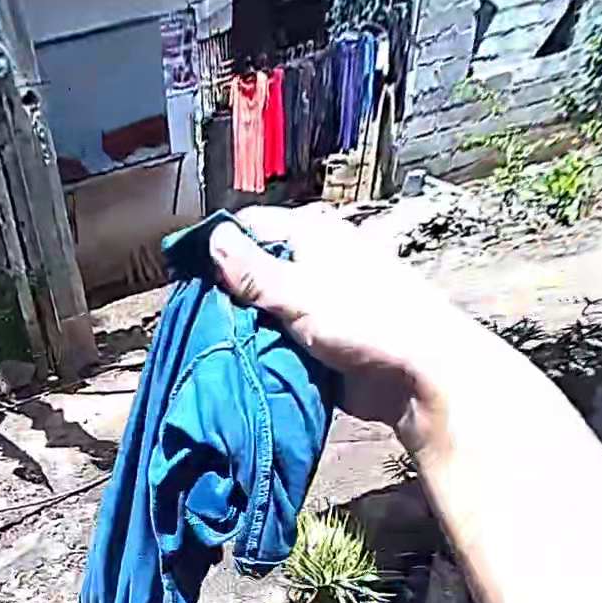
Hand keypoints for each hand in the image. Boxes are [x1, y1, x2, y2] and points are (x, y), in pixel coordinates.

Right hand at [208, 204, 497, 456]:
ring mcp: (313, 300)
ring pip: (259, 303)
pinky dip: (255, 341)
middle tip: (190, 311)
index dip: (216, 243)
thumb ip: (253, 270)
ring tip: (205, 336)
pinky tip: (233, 353)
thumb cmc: (367, 321)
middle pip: (252, 266)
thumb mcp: (299, 292)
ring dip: (238, 320)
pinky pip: (273, 333)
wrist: (418, 375)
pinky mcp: (314, 334)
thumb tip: (213, 238)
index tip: (183, 271)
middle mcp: (311, 262)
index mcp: (311, 237)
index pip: (249, 227)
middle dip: (223, 287)